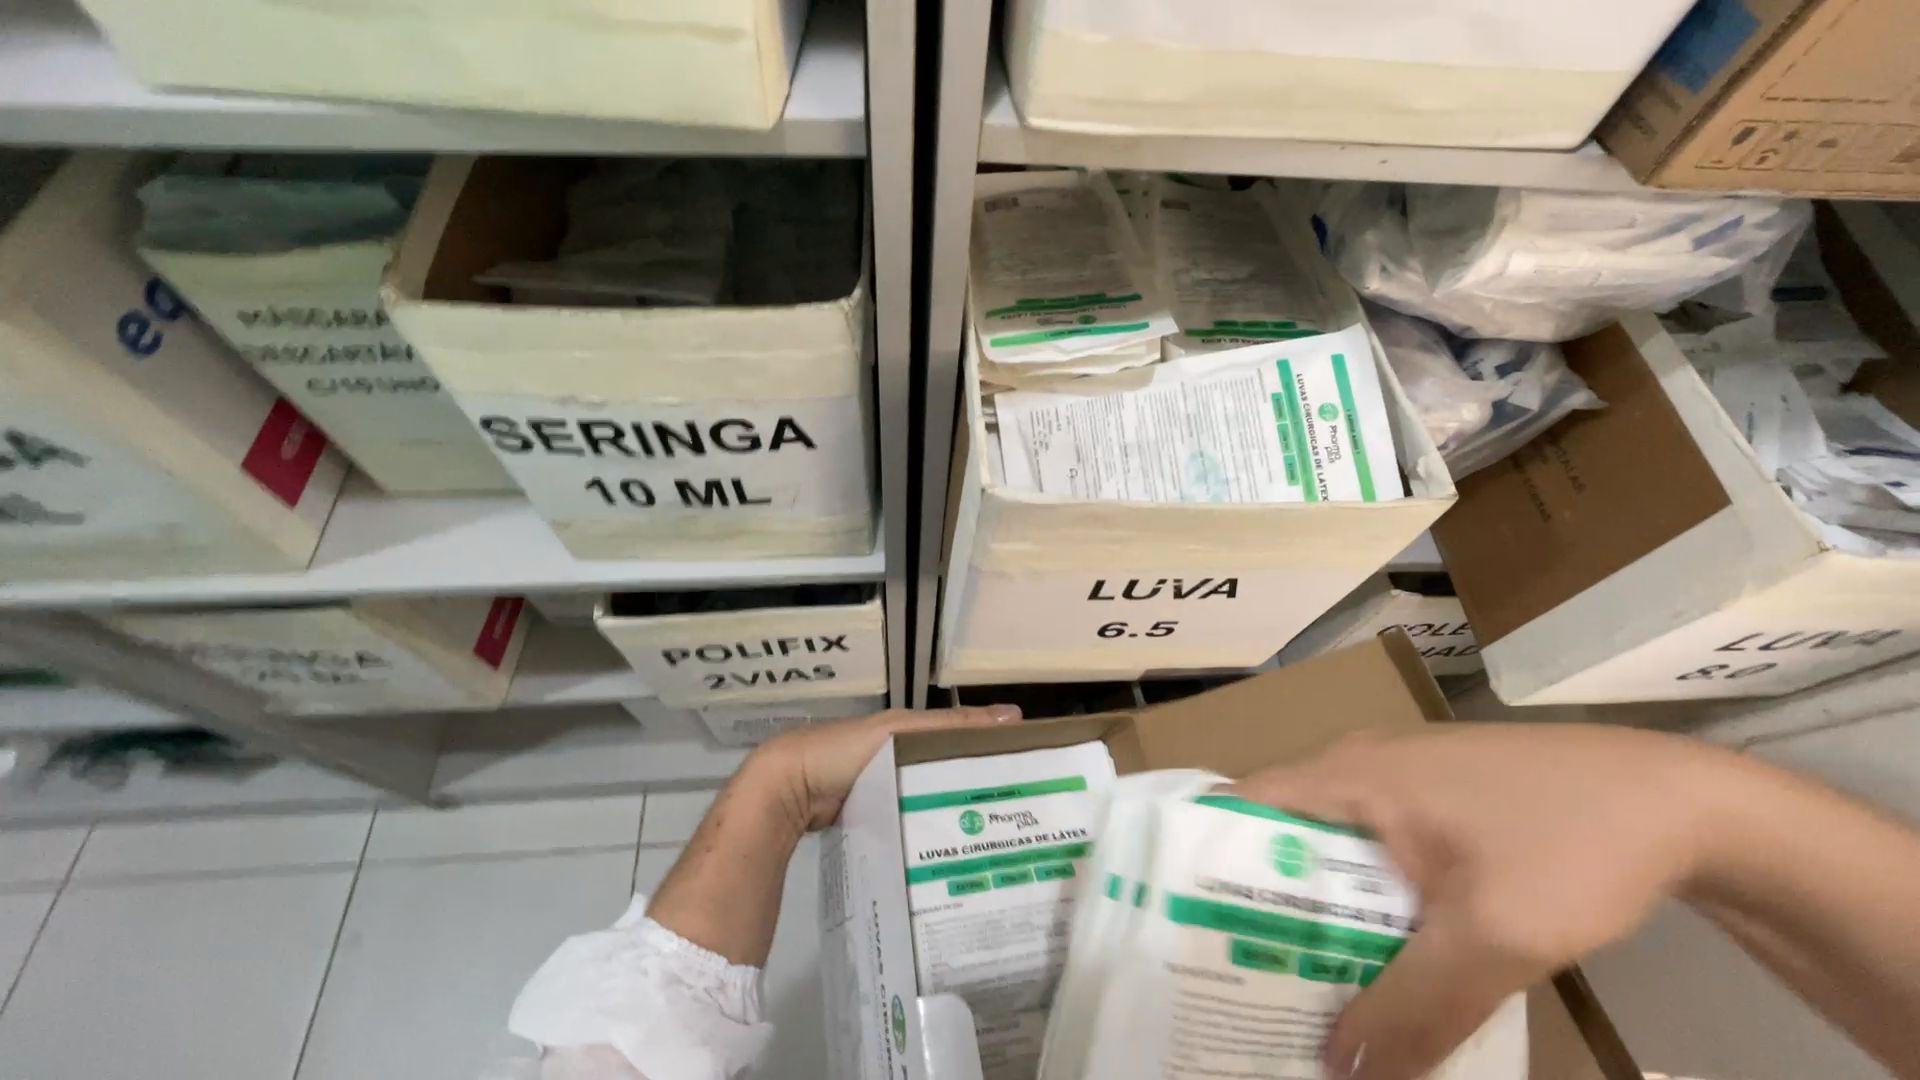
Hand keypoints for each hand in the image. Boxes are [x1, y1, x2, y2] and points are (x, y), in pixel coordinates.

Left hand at [752, 706, 1022, 833]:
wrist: (785, 787)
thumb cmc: (844, 750)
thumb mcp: (900, 732)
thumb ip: (951, 726)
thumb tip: (1015, 714)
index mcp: (903, 732)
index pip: (955, 739)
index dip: (986, 751)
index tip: (1021, 773)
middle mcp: (893, 758)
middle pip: (940, 771)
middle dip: (970, 787)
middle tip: (1010, 816)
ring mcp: (877, 790)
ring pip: (922, 798)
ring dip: (946, 811)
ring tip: (985, 838)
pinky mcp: (866, 818)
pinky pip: (902, 820)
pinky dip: (920, 827)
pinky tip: (944, 847)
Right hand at [1233, 724, 1740, 1079]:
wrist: (1681, 802)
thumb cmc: (1571, 846)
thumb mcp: (1495, 938)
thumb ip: (1417, 1008)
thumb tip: (1339, 1072)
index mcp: (1345, 774)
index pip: (1240, 805)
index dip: (1202, 860)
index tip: (1184, 927)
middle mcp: (1353, 764)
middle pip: (1276, 828)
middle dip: (1253, 898)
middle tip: (1233, 968)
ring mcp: (1393, 775)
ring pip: (1323, 839)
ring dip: (1308, 900)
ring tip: (1291, 969)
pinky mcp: (1429, 795)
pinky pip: (1364, 841)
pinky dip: (1353, 891)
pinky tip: (1371, 944)